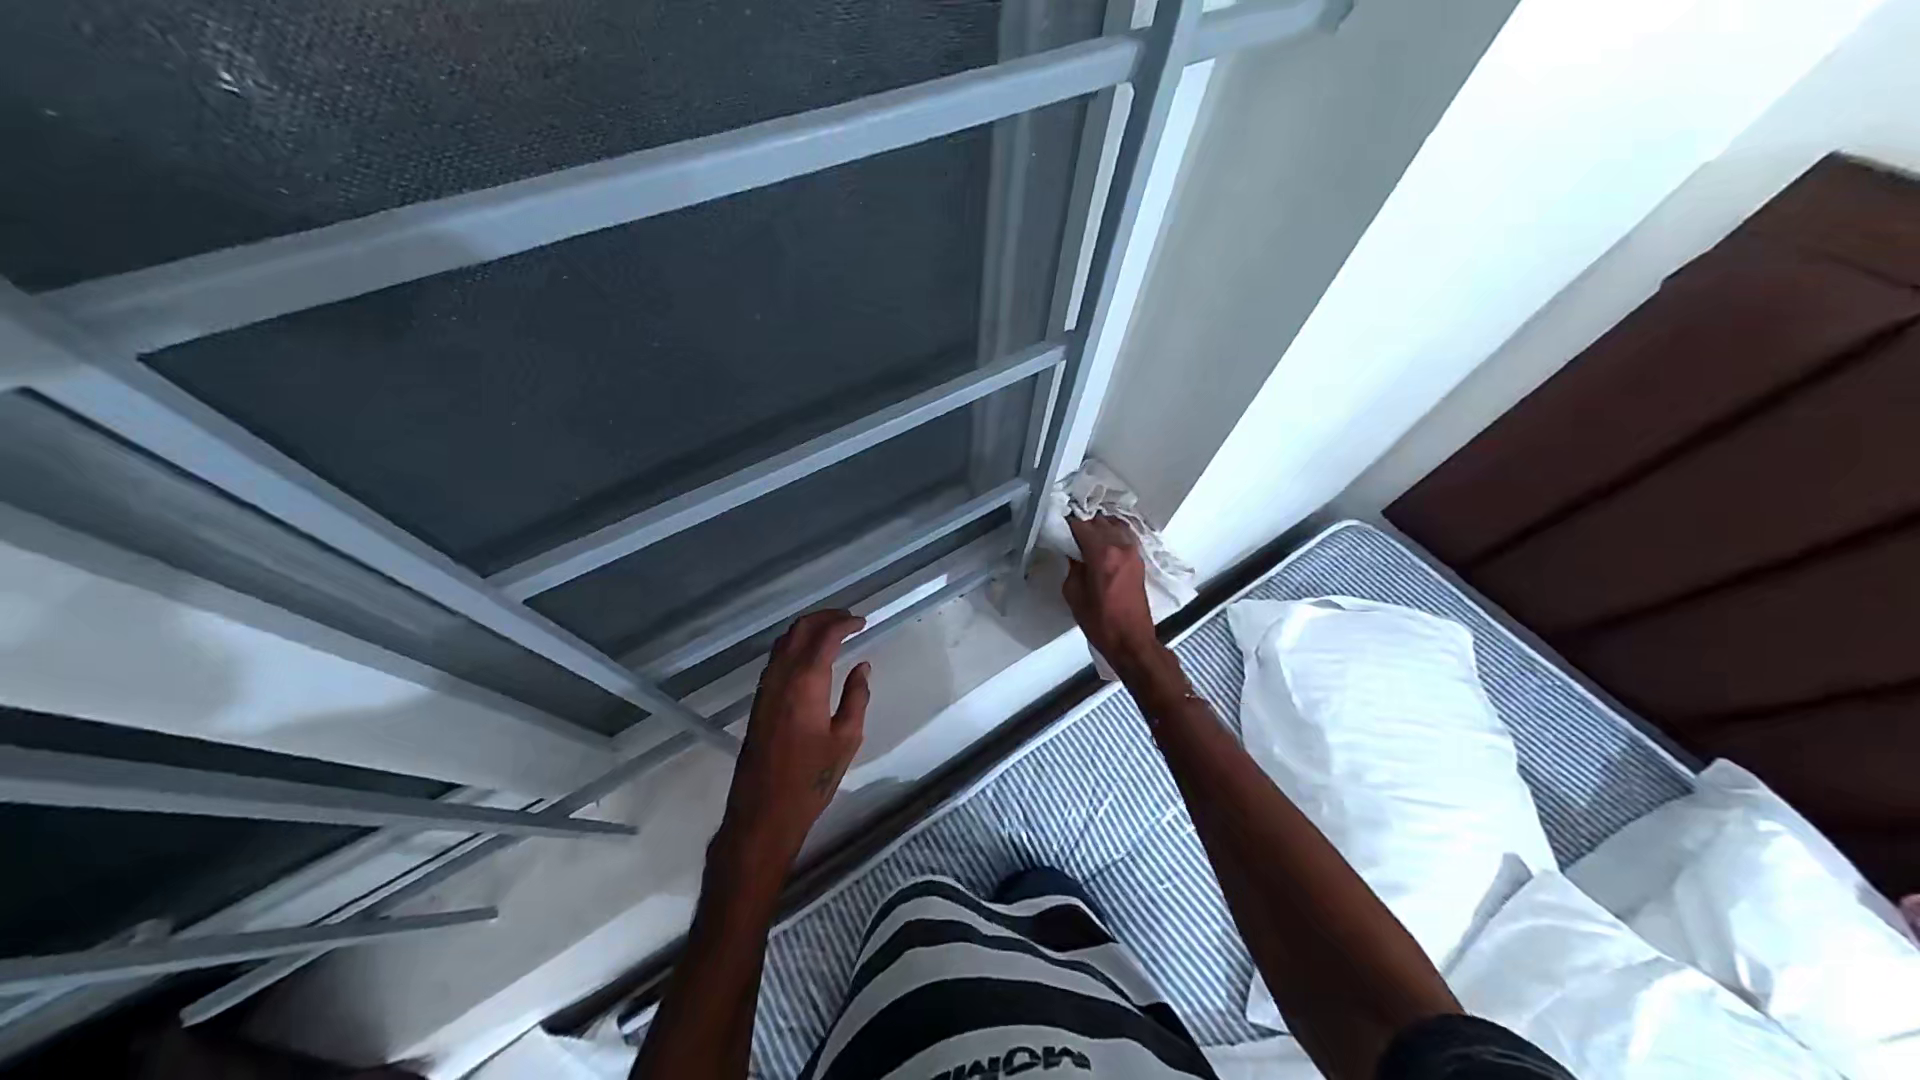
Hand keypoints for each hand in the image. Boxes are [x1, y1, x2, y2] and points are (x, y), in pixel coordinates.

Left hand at [715, 610, 870, 869]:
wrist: (764, 811)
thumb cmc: (811, 778)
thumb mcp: (847, 739)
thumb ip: (856, 697)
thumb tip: (862, 667)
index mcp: (806, 682)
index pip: (825, 636)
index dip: (844, 623)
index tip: (863, 622)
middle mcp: (781, 677)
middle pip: (799, 630)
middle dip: (825, 617)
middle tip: (849, 619)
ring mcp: (765, 687)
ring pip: (784, 641)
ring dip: (808, 629)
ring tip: (833, 631)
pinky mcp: (759, 700)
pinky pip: (777, 658)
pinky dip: (795, 645)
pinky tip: (811, 656)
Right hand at [1062, 515, 1162, 671]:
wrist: (1131, 640)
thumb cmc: (1100, 621)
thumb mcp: (1074, 594)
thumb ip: (1072, 568)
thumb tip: (1074, 554)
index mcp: (1102, 554)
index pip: (1081, 525)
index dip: (1068, 525)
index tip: (1059, 529)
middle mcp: (1121, 546)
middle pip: (1099, 521)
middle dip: (1083, 525)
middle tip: (1070, 535)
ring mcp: (1133, 552)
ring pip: (1114, 525)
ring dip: (1099, 527)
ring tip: (1086, 538)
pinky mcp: (1139, 560)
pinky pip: (1125, 535)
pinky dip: (1113, 534)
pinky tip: (1102, 543)